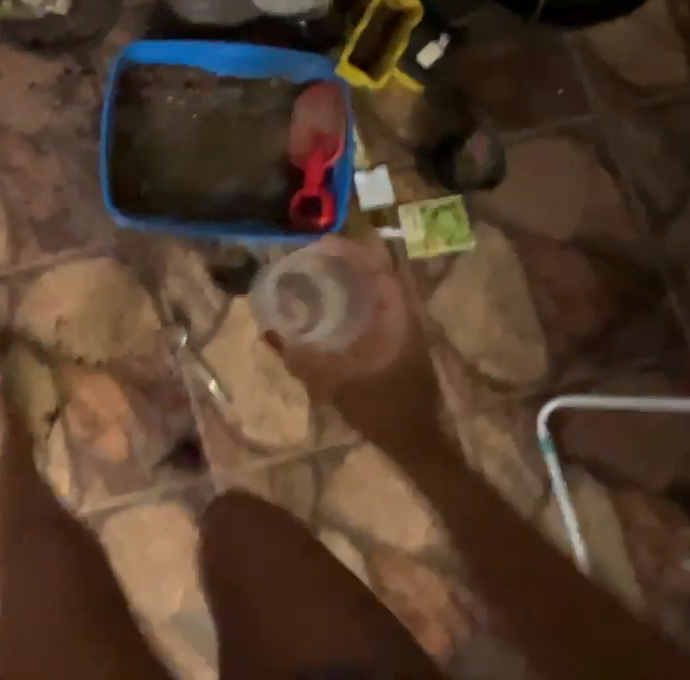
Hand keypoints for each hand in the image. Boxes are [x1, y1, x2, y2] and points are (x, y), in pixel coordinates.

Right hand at [265, 237, 446, 458]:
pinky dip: (362, 298)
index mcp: (398, 321)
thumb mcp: (334, 385)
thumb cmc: (382, 412)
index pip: (381, 270)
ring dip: (358, 278)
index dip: (355, 252)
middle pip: (383, 275)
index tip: (324, 242)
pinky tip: (339, 308)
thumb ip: (300, 358)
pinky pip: (384, 308)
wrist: (420, 447)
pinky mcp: (406, 345)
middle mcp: (409, 320)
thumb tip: (269, 332)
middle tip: (317, 255)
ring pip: (385, 291)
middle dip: (352, 260)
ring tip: (324, 273)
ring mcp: (410, 333)